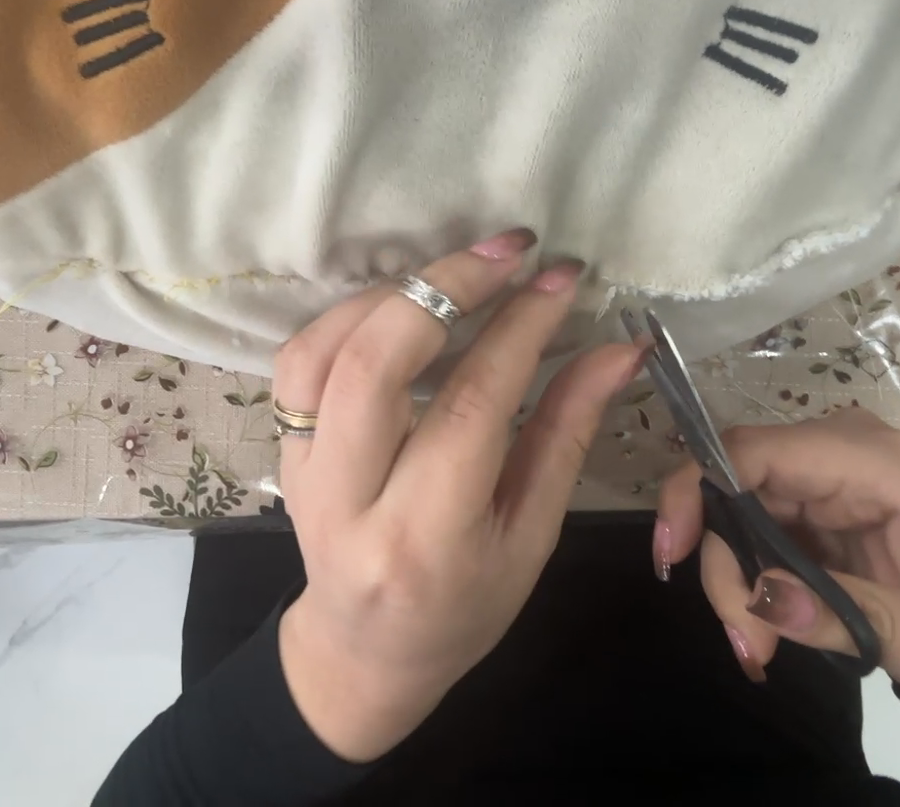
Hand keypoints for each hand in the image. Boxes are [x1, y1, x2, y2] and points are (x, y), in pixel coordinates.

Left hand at [271, 230, 645, 762]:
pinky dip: (349, 313)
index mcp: (423, 538)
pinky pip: (300, 357)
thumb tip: (618, 347)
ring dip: (391, 292)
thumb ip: (567, 433)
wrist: (362, 648)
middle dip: (443, 288)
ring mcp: (300, 468)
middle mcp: (347, 499)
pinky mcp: (281, 444)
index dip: (518, 329)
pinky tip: (401, 302)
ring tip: (456, 273)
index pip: (469, 407)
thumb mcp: (530, 534)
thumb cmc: (463, 607)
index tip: (558, 278)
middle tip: (507, 251)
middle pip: (373, 365)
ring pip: (321, 350)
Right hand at [656, 408, 899, 745]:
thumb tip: (762, 595)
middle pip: (732, 482)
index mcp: (877, 463)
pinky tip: (758, 626)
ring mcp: (815, 480)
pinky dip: (738, 579)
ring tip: (756, 646)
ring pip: (726, 508)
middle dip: (721, 559)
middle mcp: (836, 455)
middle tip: (743, 638)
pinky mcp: (798, 508)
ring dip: (728, 577)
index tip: (674, 551)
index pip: (759, 451)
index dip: (701, 486)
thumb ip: (852, 618)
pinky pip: (739, 528)